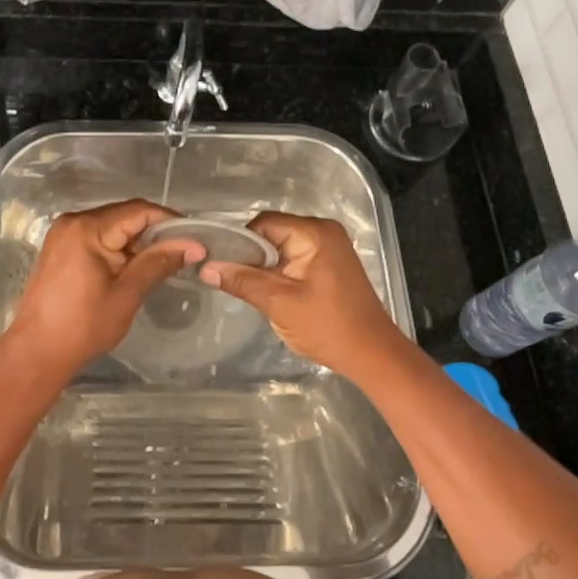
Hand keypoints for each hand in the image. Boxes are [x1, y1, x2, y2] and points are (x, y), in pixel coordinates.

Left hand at [4, 199, 204, 376]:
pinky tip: (134, 264)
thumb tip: (194, 246)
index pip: (138, 211)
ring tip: (164, 259)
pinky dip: (119, 246)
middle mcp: (72, 221)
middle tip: (183, 250)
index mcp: (87, 228)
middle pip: (124, 215)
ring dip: (137, 240)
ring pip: (112, 225)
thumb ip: (159, 262)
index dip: (170, 221)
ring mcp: (63, 233)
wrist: (37, 352)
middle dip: (155, 230)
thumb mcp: (127, 294)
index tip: (195, 237)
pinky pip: (97, 236)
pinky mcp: (60, 247)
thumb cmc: (83, 326)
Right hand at [200, 211, 410, 379]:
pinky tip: (270, 292)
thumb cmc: (327, 326)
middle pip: (272, 233)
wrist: (372, 354)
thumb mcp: (279, 303)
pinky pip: (294, 258)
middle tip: (230, 279)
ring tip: (247, 287)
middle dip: (251, 256)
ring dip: (264, 266)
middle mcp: (323, 231)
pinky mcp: (330, 264)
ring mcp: (329, 247)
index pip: (263, 224)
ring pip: (281, 247)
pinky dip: (280, 272)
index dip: (239, 242)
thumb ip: (242, 281)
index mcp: (314, 233)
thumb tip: (205, 268)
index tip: (220, 265)